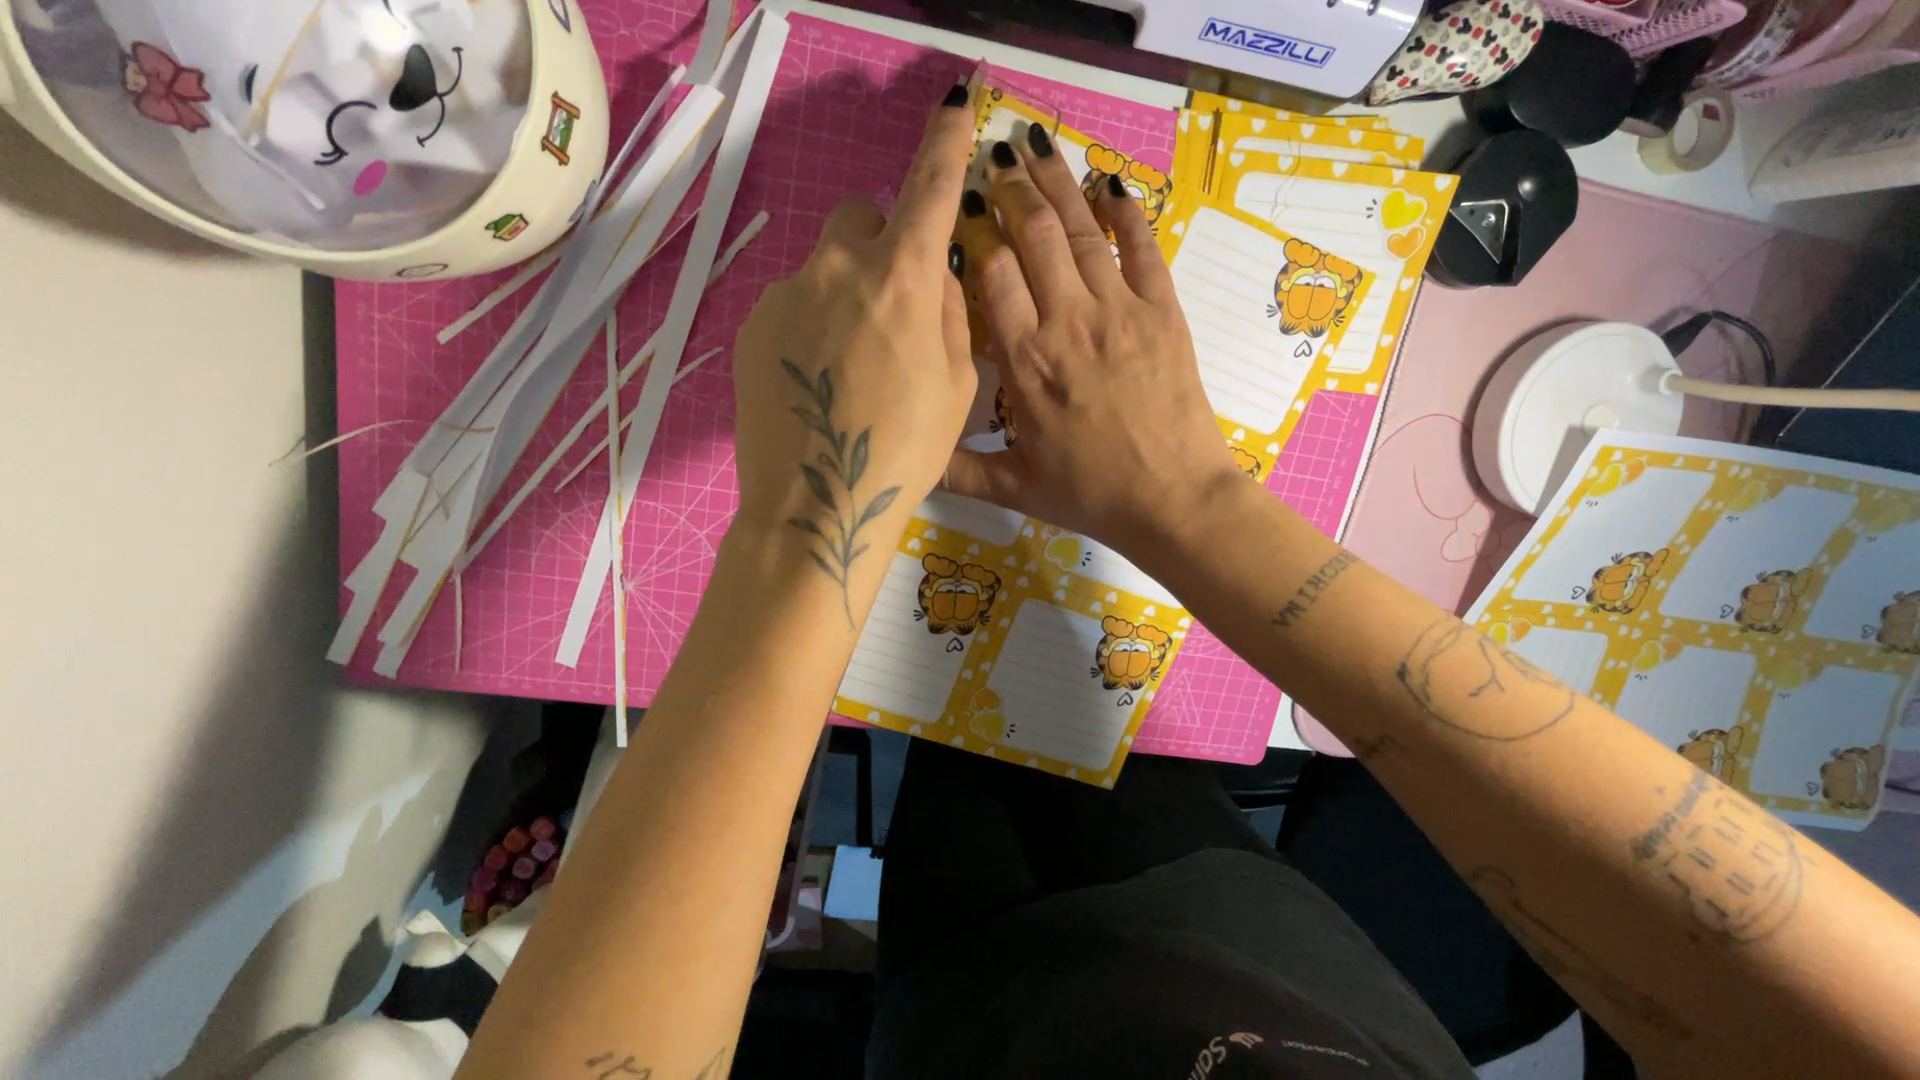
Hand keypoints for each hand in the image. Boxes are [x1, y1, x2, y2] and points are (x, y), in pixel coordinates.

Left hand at [730, 86, 977, 616]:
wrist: (816, 503)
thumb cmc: (905, 450)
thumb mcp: (960, 386)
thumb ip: (952, 312)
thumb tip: (937, 272)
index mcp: (905, 278)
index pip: (930, 186)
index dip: (947, 143)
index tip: (957, 105)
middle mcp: (840, 266)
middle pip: (862, 218)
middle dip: (883, 245)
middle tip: (894, 307)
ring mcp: (788, 292)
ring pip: (826, 266)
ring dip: (845, 290)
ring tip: (851, 363)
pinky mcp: (753, 322)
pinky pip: (793, 301)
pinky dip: (811, 322)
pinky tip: (817, 378)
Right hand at [943, 123, 1243, 557]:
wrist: (1173, 501)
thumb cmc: (1090, 496)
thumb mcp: (1015, 488)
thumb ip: (958, 468)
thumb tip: (907, 460)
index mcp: (1024, 363)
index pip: (991, 275)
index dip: (974, 232)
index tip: (960, 205)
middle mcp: (1066, 323)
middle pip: (1033, 237)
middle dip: (1010, 190)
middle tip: (994, 157)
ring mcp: (1118, 312)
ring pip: (1081, 232)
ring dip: (1057, 183)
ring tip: (1036, 144)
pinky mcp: (1162, 312)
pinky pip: (1142, 248)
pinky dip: (1126, 212)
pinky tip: (1109, 182)